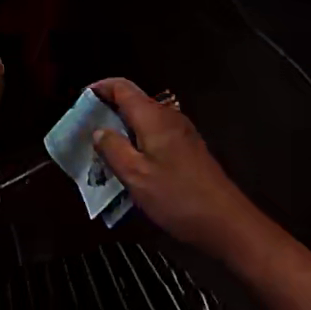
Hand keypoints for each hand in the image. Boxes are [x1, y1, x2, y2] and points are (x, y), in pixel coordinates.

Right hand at [91, 78, 258, 250]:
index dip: (99, 87)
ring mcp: (181, 131)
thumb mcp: (136, 177)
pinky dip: (139, 140)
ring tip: (106, 149)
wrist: (228, 223)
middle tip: (89, 129)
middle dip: (109, 110)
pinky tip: (134, 164)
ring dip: (124, 128)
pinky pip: (156, 133)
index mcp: (151, 115)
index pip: (121, 86)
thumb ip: (113, 149)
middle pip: (133, 100)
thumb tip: (99, 131)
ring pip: (144, 119)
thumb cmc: (178, 197)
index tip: (82, 99)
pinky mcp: (189, 148)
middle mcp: (167, 115)